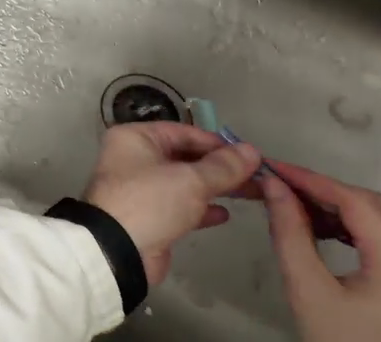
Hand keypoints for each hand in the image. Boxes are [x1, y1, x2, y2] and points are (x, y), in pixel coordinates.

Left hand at [82, 122, 263, 285]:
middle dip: (221, 167)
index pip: (181, 132)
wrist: (119, 248)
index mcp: (135, 138)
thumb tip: (251, 150)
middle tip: (261, 178)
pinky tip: (226, 215)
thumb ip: (223, 167)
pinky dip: (202, 208)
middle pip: (185, 157)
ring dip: (217, 187)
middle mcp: (135, 157)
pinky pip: (181, 205)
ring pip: (186, 182)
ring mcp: (142, 187)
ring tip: (255, 194)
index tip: (251, 155)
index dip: (216, 143)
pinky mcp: (150, 214)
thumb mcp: (190, 180)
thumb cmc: (150, 201)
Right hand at [260, 161, 380, 341]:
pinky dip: (369, 234)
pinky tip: (337, 237)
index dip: (312, 179)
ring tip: (304, 210)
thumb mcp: (309, 292)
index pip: (357, 202)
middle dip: (330, 191)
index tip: (274, 167)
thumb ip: (290, 233)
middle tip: (285, 186)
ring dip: (349, 211)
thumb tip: (273, 186)